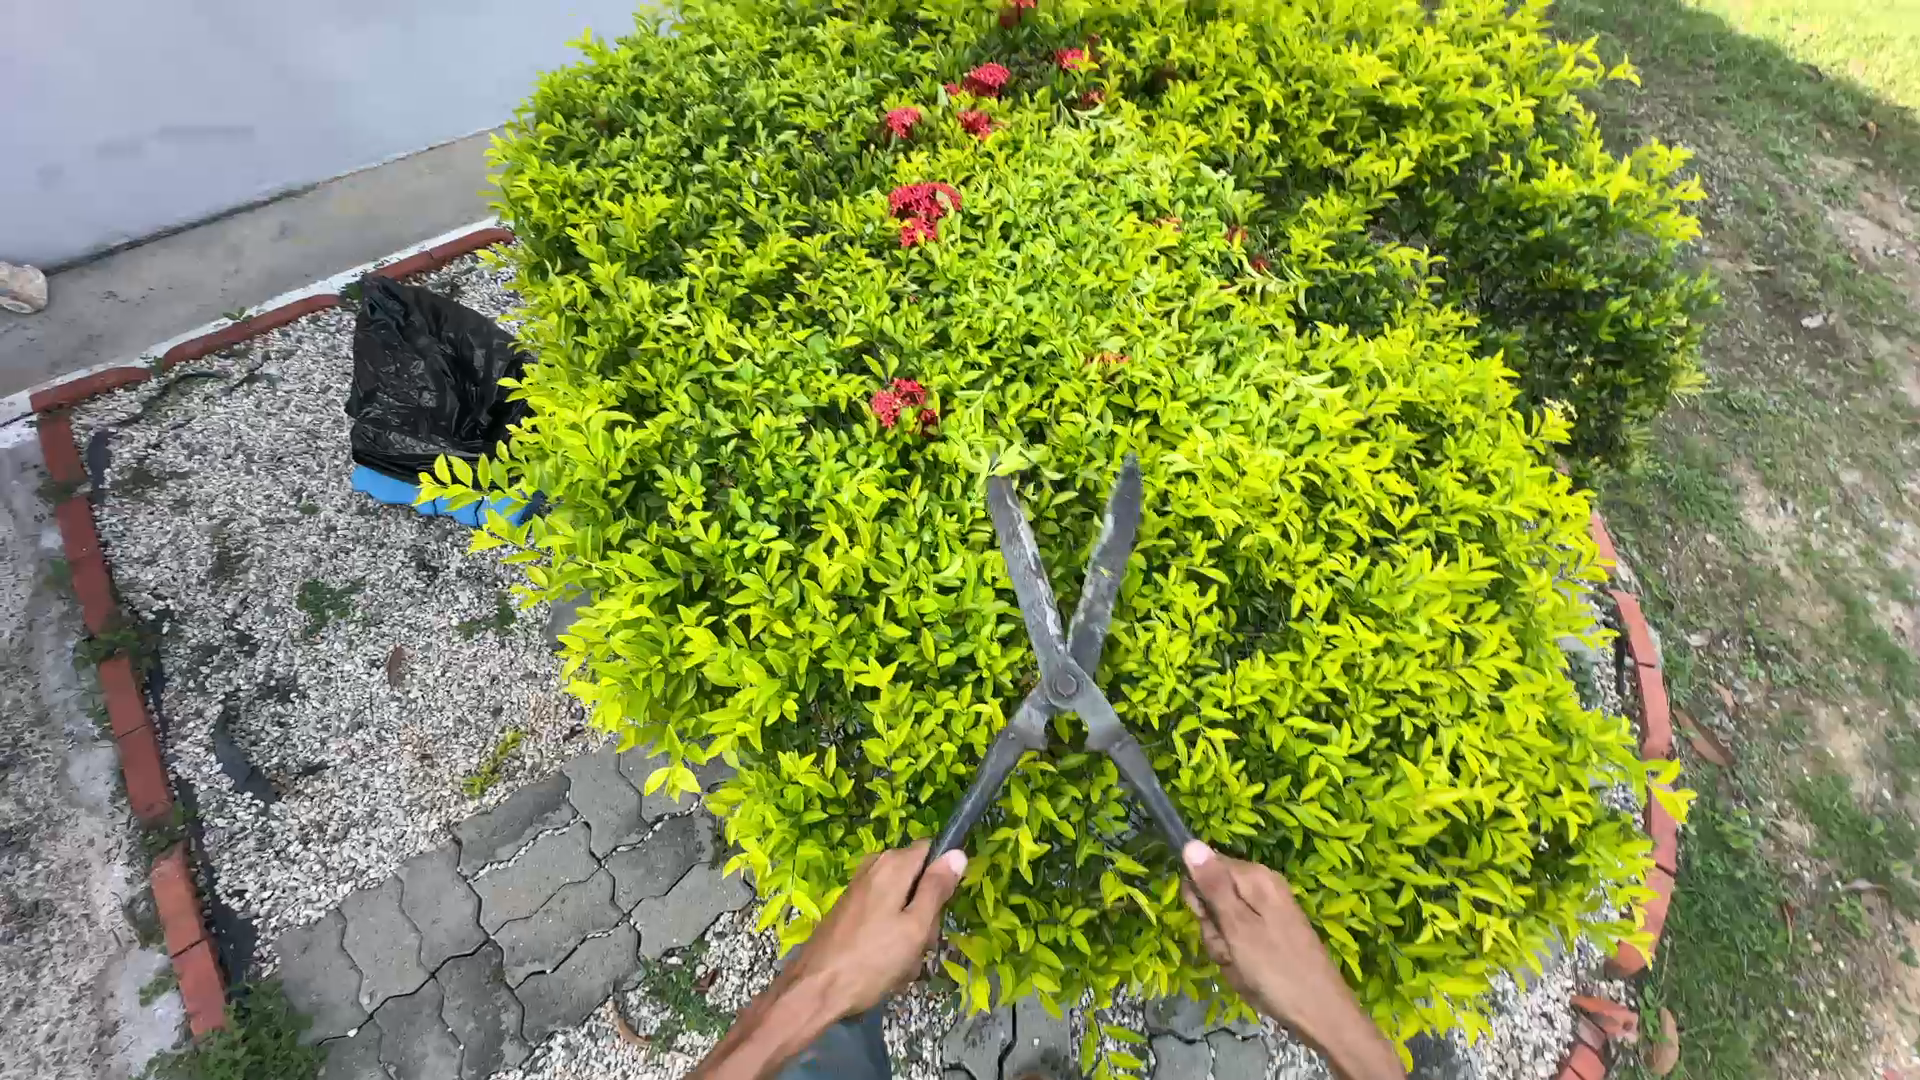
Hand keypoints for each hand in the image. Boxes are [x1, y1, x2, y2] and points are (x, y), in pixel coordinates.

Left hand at [782, 842, 967, 1019]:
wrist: (815, 988)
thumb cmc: (871, 959)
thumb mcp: (915, 927)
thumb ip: (936, 888)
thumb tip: (958, 853)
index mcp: (893, 864)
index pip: (931, 849)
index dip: (942, 876)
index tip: (940, 908)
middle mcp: (875, 865)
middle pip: (916, 877)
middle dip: (924, 910)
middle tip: (919, 944)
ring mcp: (859, 887)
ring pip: (900, 899)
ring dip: (907, 928)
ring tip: (901, 961)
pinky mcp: (849, 907)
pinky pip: (882, 912)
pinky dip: (888, 934)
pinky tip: (885, 964)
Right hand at [1181, 841, 1402, 1079]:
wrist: (1324, 1016)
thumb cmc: (1276, 971)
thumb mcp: (1237, 927)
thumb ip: (1212, 885)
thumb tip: (1190, 843)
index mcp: (1255, 876)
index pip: (1204, 867)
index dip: (1199, 897)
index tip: (1208, 921)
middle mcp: (1263, 885)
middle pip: (1214, 894)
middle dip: (1213, 926)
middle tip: (1229, 950)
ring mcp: (1270, 909)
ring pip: (1224, 919)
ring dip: (1224, 946)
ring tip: (1240, 965)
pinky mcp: (1274, 932)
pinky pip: (1241, 935)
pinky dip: (1238, 955)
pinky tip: (1249, 973)